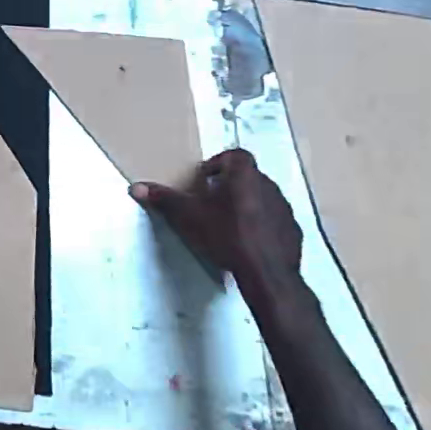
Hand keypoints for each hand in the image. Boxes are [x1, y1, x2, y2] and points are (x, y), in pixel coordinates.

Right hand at [131, 149, 301, 301]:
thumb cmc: (227, 235)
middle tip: (211, 199)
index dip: (219, 162)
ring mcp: (285, 209)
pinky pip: (274, 219)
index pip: (235, 155)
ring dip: (246, 202)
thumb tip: (136, 188)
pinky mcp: (294, 231)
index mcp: (245, 175)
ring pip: (262, 196)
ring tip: (227, 220)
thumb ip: (164, 199)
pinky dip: (261, 223)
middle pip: (248, 175)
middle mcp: (269, 185)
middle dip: (230, 183)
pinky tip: (247, 239)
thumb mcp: (188, 216)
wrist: (267, 274)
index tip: (205, 177)